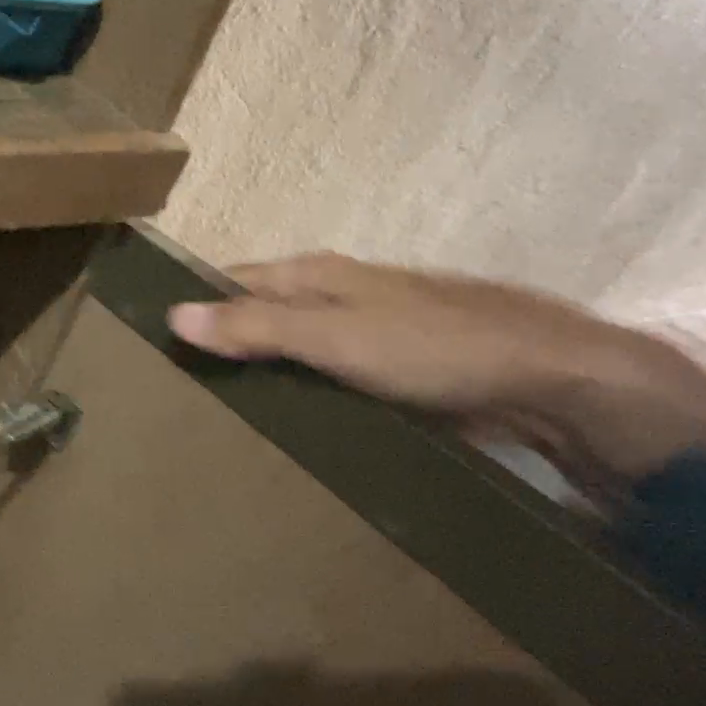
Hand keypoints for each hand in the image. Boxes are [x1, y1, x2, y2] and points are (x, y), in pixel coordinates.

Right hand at [167, 253, 705, 493]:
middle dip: (216, 347)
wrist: (555, 385)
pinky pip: (319, 384)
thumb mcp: (334, 335)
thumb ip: (254, 327)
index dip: (190, 307)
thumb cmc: (434, 347)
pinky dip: (293, 399)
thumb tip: (171, 314)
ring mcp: (360, 338)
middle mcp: (331, 299)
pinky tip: (274, 428)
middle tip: (170, 392)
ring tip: (208, 417)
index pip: (227, 282)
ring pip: (286, 354)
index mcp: (312, 276)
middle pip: (254, 318)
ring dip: (254, 378)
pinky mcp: (385, 377)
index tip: (150, 345)